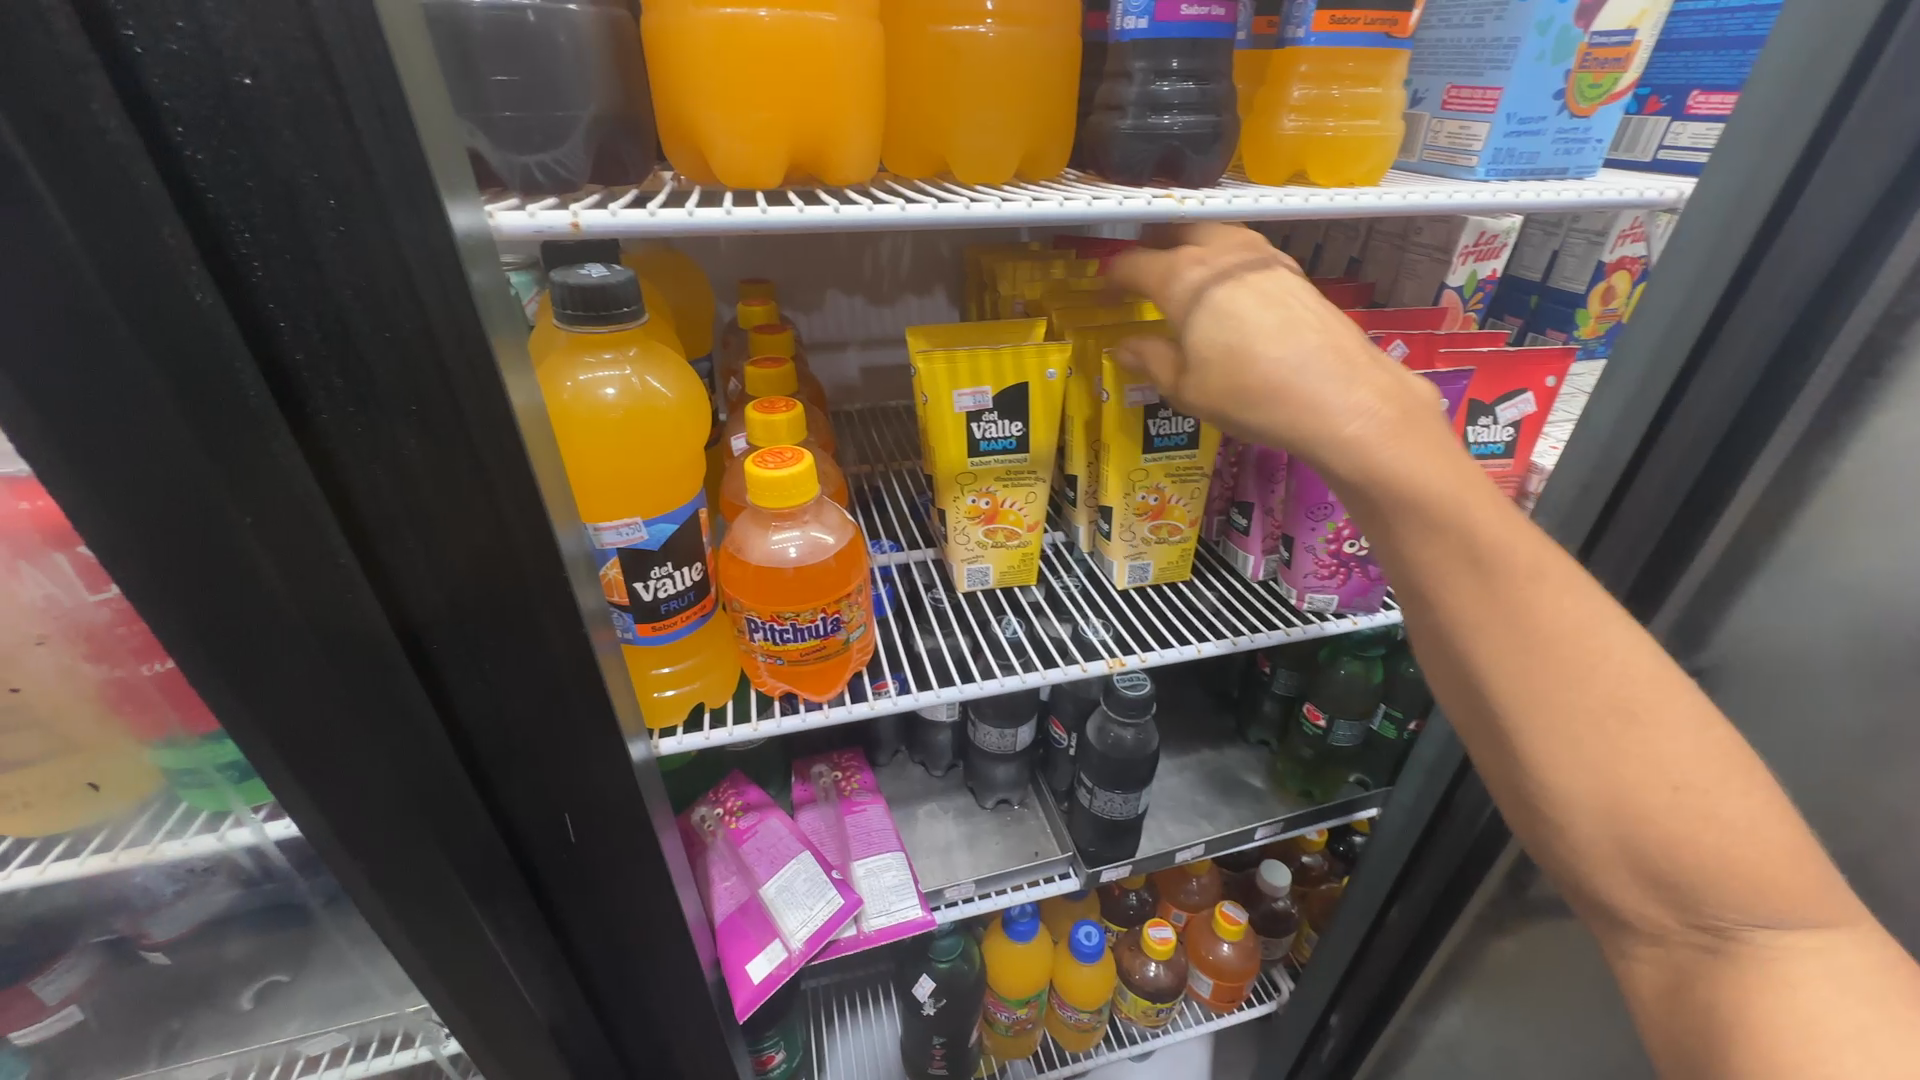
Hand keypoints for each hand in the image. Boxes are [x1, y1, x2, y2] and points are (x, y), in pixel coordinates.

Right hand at [1107, 223, 1455, 484]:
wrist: (1339, 395)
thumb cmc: (1248, 394)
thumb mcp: (1185, 387)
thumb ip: (1149, 359)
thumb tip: (1122, 346)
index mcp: (1183, 279)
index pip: (1134, 263)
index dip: (1113, 273)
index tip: (1102, 285)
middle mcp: (1221, 254)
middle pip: (1179, 231)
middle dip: (1154, 243)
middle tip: (1141, 268)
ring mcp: (1262, 257)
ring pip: (1217, 235)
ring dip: (1194, 245)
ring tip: (1183, 271)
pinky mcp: (1293, 271)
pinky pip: (1246, 252)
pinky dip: (1226, 260)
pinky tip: (1227, 288)